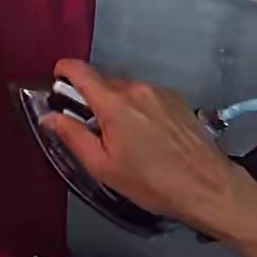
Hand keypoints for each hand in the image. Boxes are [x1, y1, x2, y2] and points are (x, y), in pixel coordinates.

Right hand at [40, 60, 256, 239]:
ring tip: (124, 140)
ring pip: (127, 91)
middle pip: (105, 83)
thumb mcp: (104, 167)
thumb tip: (49, 116)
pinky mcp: (177, 99)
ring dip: (118, 106)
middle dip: (93, 101)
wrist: (206, 185)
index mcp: (115, 103)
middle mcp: (138, 88)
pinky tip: (148, 136)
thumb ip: (73, 136)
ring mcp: (160, 91)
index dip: (64, 71)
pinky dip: (139, 109)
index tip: (57, 82)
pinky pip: (147, 97)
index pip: (81, 71)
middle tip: (92, 131)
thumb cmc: (151, 182)